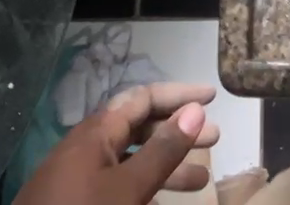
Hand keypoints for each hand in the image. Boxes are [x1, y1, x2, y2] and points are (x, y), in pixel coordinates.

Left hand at [14, 83, 221, 204]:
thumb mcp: (128, 189)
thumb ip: (163, 150)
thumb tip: (195, 108)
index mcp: (97, 133)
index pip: (144, 97)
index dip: (179, 95)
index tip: (211, 98)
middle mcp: (87, 148)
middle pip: (139, 127)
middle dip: (177, 131)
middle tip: (215, 139)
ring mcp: (78, 179)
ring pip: (129, 161)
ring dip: (165, 166)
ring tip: (200, 180)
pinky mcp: (74, 204)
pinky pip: (117, 186)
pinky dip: (143, 189)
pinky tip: (162, 204)